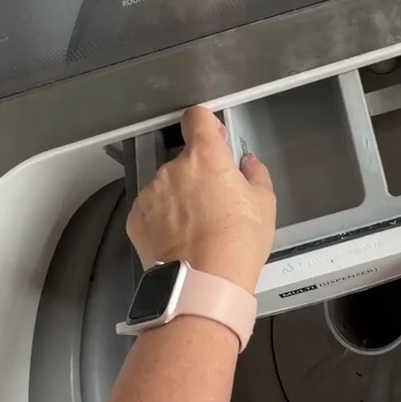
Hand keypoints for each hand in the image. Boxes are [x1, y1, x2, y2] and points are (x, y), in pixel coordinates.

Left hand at [127, 106, 276, 291]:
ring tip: (198, 224)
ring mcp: (151, 193)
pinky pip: (152, 208)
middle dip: (198, 171)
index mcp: (205, 156)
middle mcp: (173, 168)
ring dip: (179, 195)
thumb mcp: (264, 203)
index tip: (212, 135)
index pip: (197, 117)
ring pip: (167, 184)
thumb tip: (248, 164)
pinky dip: (162, 217)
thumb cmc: (236, 243)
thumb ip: (255, 173)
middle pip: (185, 157)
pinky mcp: (136, 219)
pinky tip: (180, 236)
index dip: (206, 123)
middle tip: (215, 198)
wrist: (204, 284)